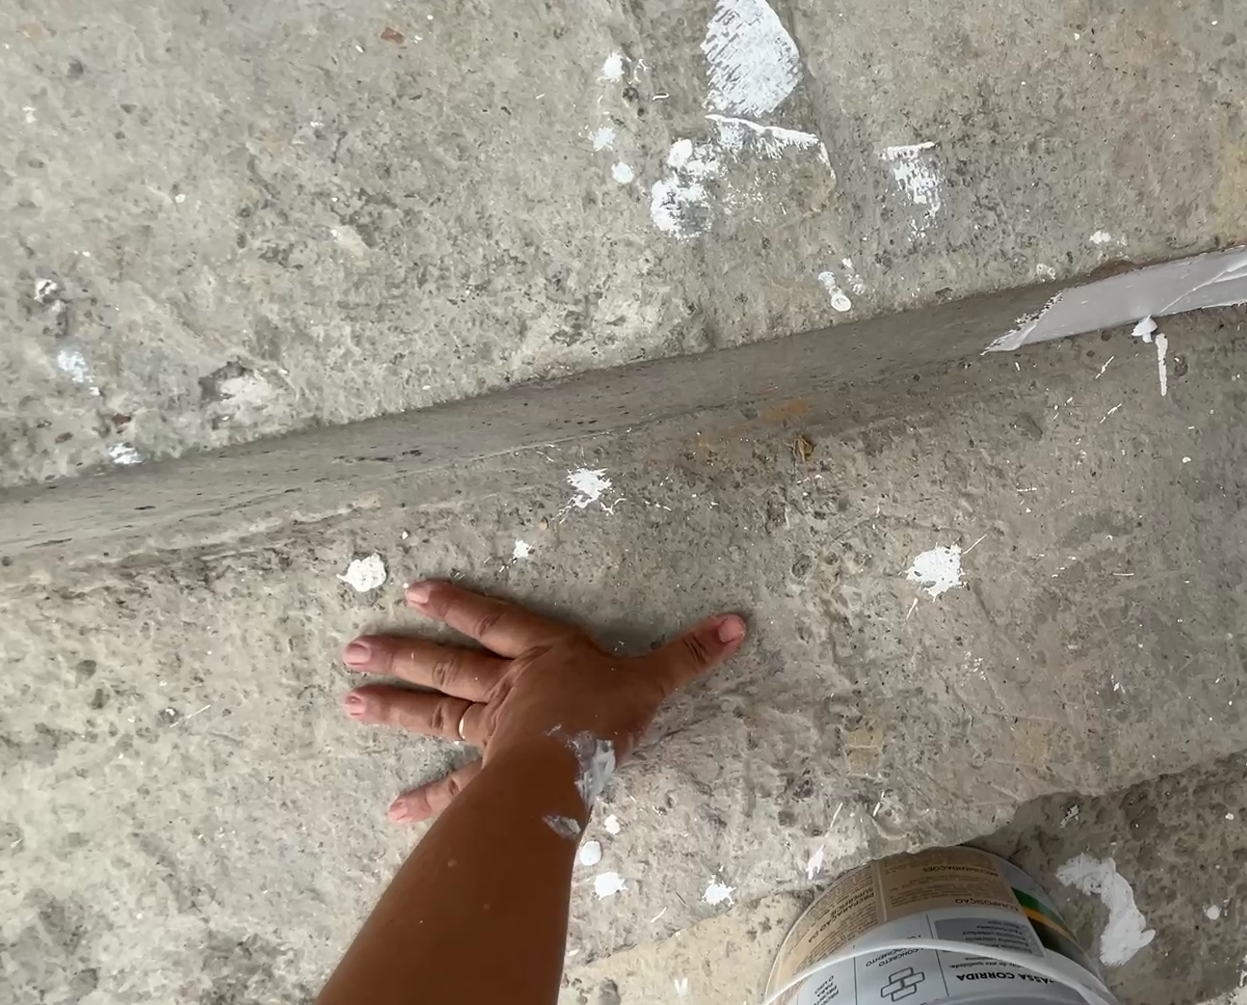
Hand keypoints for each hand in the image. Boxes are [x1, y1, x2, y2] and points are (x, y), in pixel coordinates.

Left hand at [340, 581, 746, 822]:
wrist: (568, 766)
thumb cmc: (605, 715)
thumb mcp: (656, 677)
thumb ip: (693, 651)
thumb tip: (740, 622)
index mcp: (545, 656)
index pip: (498, 622)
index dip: (462, 606)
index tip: (416, 593)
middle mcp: (510, 687)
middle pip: (452, 667)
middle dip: (407, 655)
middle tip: (355, 647)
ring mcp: (493, 732)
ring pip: (439, 714)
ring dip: (396, 707)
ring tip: (349, 700)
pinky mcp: (490, 774)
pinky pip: (455, 784)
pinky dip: (426, 796)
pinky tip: (394, 810)